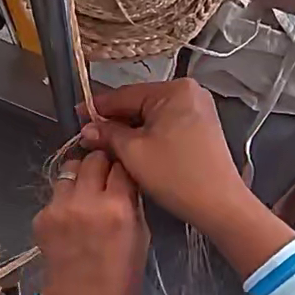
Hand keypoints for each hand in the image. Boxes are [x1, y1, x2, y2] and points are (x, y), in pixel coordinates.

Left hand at [33, 150, 148, 294]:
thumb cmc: (120, 278)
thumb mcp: (141, 238)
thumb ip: (133, 204)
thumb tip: (128, 180)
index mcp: (117, 207)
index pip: (121, 165)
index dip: (125, 168)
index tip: (126, 174)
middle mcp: (86, 201)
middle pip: (94, 159)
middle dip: (102, 164)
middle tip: (106, 179)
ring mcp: (59, 207)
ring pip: (70, 170)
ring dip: (81, 177)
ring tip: (86, 195)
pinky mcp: (41, 217)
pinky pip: (56, 194)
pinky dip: (66, 199)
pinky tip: (72, 217)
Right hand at [78, 80, 294, 277]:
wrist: (219, 204)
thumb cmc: (176, 175)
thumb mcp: (133, 152)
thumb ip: (107, 134)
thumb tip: (88, 129)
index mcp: (175, 90)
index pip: (125, 94)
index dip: (97, 108)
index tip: (76, 116)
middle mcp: (190, 92)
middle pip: (139, 104)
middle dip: (114, 122)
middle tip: (88, 137)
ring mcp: (198, 110)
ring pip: (152, 117)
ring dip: (129, 131)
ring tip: (105, 146)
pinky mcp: (202, 128)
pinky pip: (166, 126)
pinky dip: (148, 136)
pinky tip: (131, 150)